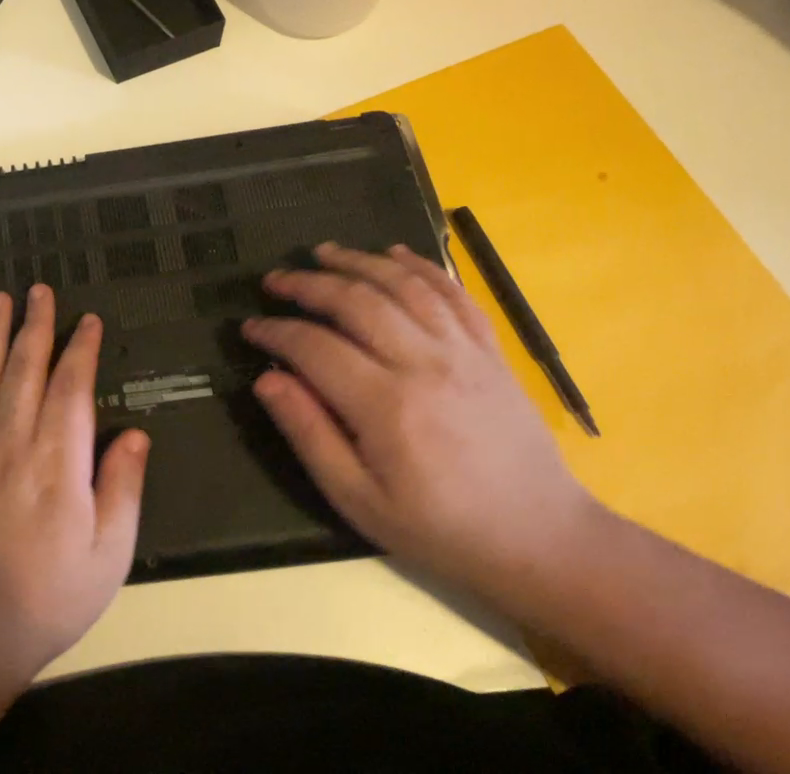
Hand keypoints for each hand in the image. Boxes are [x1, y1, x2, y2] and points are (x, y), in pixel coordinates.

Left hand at [0, 285, 150, 687]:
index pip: (72, 389)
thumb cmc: (49, 598)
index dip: (82, 350)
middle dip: (36, 326)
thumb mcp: (108, 555)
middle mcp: (12, 444)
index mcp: (59, 463)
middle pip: (25, 370)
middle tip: (39, 290)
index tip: (88, 320)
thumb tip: (137, 433)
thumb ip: (123, 488)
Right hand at [242, 244, 599, 594]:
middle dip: (308, 284)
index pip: (315, 346)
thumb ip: (310, 434)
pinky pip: (454, 293)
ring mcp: (463, 351)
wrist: (538, 537)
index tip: (250, 328)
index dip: (276, 332)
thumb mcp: (359, 500)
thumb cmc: (438, 528)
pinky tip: (396, 254)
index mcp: (385, 405)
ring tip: (324, 252)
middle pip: (356, 302)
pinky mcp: (491, 351)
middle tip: (275, 280)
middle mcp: (423, 363)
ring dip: (359, 261)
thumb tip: (267, 380)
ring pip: (404, 285)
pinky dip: (422, 266)